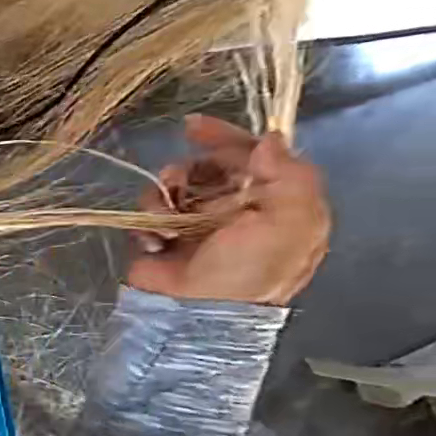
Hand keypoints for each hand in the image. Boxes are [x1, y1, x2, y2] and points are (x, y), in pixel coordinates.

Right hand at [128, 115, 329, 305]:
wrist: (195, 309)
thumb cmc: (247, 268)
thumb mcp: (286, 223)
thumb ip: (289, 177)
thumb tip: (269, 139)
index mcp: (277, 201)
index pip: (254, 156)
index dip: (225, 138)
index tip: (191, 126)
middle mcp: (237, 206)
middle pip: (206, 168)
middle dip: (185, 173)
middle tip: (174, 186)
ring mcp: (196, 221)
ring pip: (171, 187)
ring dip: (161, 200)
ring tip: (164, 224)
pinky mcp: (161, 233)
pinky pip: (146, 212)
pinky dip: (146, 222)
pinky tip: (154, 240)